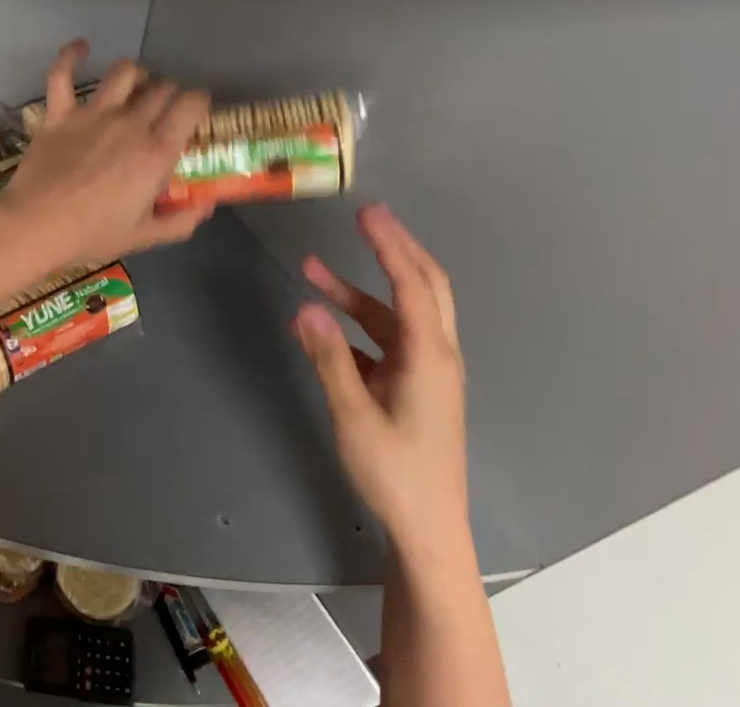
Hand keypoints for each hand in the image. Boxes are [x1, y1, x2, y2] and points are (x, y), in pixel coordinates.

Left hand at [0, 39, 213, 269]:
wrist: (36, 225)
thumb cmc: (92, 234)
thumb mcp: (144, 236)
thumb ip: (181, 220)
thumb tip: (208, 204)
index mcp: (156, 151)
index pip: (191, 105)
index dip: (198, 103)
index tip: (194, 114)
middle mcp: (130, 123)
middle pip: (161, 88)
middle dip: (168, 94)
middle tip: (161, 112)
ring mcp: (92, 114)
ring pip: (124, 71)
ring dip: (135, 74)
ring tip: (133, 87)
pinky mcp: (59, 113)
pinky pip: (63, 73)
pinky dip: (72, 55)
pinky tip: (81, 47)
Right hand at [296, 204, 468, 544]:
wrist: (427, 527)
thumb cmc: (394, 472)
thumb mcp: (353, 415)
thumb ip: (329, 358)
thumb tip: (304, 307)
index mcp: (430, 357)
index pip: (412, 286)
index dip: (389, 246)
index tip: (366, 213)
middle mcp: (436, 355)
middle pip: (424, 288)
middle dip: (394, 249)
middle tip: (366, 218)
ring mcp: (426, 372)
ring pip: (397, 315)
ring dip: (359, 291)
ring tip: (312, 269)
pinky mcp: (413, 387)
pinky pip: (386, 341)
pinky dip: (356, 326)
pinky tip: (321, 327)